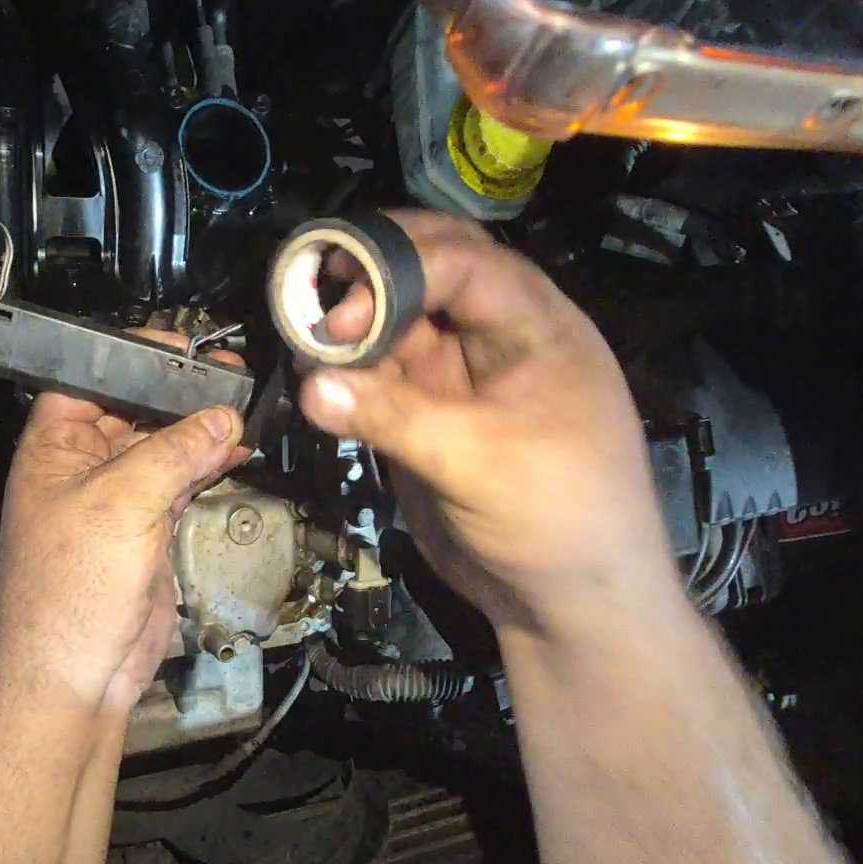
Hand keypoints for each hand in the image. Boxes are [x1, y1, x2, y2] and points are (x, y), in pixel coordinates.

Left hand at [0, 377, 249, 712]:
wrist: (79, 674)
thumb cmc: (72, 592)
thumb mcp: (121, 505)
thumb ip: (172, 453)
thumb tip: (217, 418)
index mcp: (52, 451)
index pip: (88, 381)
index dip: (131, 362)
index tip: (180, 351)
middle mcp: (80, 469)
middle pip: (132, 412)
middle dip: (178, 396)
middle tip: (227, 378)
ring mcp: (114, 500)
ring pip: (161, 448)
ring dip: (199, 431)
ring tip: (241, 408)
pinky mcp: (143, 529)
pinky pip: (177, 483)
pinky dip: (206, 466)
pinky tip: (235, 449)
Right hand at [297, 210, 674, 632]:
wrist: (562, 599)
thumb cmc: (553, 516)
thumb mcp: (479, 459)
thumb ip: (394, 417)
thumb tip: (310, 384)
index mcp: (534, 327)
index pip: (464, 263)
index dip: (398, 273)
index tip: (342, 317)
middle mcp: (494, 340)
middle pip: (430, 275)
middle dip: (372, 274)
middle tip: (312, 282)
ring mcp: (458, 380)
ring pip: (397, 328)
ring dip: (351, 329)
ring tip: (300, 336)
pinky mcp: (427, 419)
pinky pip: (380, 381)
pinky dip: (347, 377)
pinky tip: (316, 381)